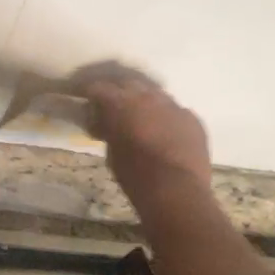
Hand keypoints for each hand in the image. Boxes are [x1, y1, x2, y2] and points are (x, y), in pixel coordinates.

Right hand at [71, 62, 211, 193]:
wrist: (177, 191)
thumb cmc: (136, 175)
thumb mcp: (111, 151)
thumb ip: (107, 129)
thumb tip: (104, 123)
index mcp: (121, 103)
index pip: (98, 87)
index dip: (88, 92)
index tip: (82, 97)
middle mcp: (147, 96)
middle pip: (128, 83)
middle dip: (117, 91)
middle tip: (110, 105)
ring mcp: (173, 105)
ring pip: (154, 94)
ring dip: (143, 101)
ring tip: (139, 115)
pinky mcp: (192, 119)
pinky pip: (175, 110)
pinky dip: (165, 116)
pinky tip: (164, 130)